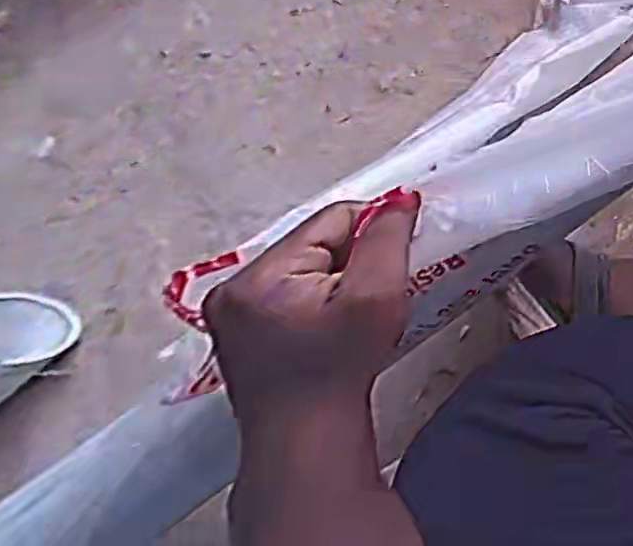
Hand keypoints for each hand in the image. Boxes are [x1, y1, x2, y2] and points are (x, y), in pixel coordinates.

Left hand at [204, 191, 420, 422]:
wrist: (305, 436)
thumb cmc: (341, 366)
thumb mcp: (378, 293)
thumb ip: (389, 237)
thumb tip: (400, 197)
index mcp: (260, 276)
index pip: (335, 217)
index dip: (374, 232)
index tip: (391, 263)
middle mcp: (234, 287)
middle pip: (320, 239)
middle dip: (356, 255)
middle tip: (373, 289)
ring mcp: (232, 309)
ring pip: (311, 261)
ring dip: (343, 273)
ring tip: (355, 307)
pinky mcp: (241, 326)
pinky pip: (296, 284)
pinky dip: (325, 292)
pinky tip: (336, 319)